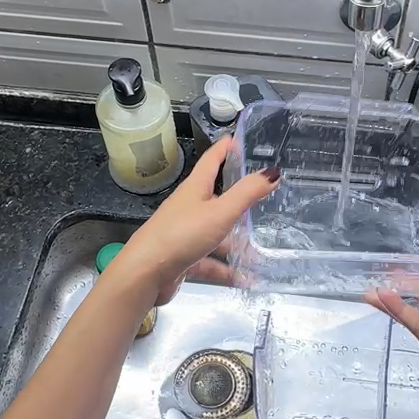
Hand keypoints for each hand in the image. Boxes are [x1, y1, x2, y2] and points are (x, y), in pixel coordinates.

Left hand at [107, 136, 277, 305]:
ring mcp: (185, 233)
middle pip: (217, 196)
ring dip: (236, 240)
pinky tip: (244, 278)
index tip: (240, 140)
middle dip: (238, 197)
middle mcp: (189, 207)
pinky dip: (226, 268)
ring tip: (259, 248)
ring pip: (216, 232)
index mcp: (195, 188)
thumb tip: (272, 172)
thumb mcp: (220, 212)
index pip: (211, 160)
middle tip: (263, 195)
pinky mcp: (184, 257)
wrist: (145, 273)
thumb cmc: (181, 235)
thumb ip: (247, 193)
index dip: (226, 148)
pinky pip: (210, 260)